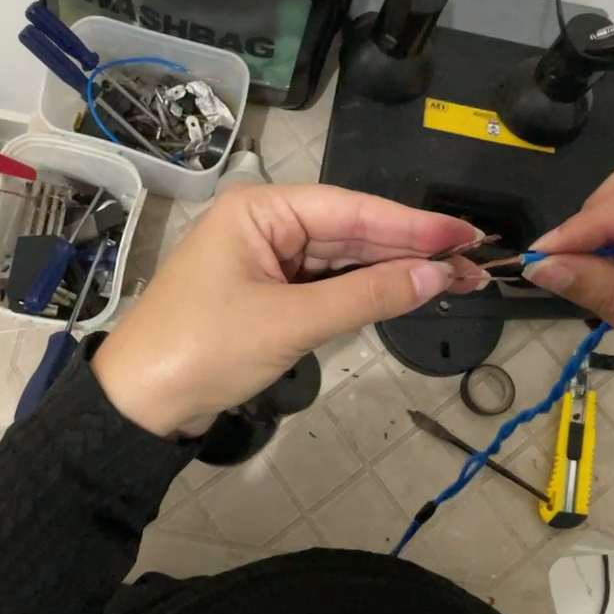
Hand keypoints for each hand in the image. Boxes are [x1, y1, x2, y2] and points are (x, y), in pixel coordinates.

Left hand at [93, 185, 484, 437]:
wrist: (140, 404)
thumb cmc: (206, 349)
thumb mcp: (290, 322)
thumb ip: (366, 296)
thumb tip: (436, 275)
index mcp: (259, 210)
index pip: (349, 208)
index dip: (411, 223)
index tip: (465, 232)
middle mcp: (264, 224)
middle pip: (348, 231)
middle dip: (408, 250)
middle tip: (473, 262)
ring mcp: (265, 259)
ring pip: (339, 259)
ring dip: (390, 272)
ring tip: (454, 279)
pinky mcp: (267, 293)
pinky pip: (323, 285)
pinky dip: (361, 292)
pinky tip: (403, 292)